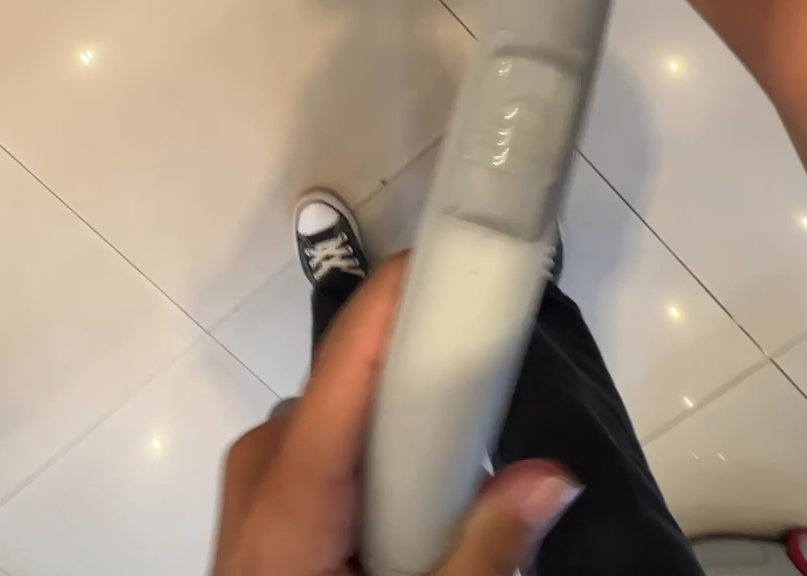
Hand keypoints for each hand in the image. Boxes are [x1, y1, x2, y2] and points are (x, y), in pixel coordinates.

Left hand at [212, 257, 580, 574]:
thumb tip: (551, 476)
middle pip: (349, 379)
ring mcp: (254, 468)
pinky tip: (403, 480)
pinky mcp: (259, 484)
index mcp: (291, 489)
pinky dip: (368, 436)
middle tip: (482, 378)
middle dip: (414, 369)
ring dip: (393, 413)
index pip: (344, 363)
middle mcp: (264, 458)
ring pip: (340, 405)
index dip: (389, 301)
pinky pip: (324, 431)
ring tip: (449, 451)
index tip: (442, 259)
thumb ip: (480, 552)